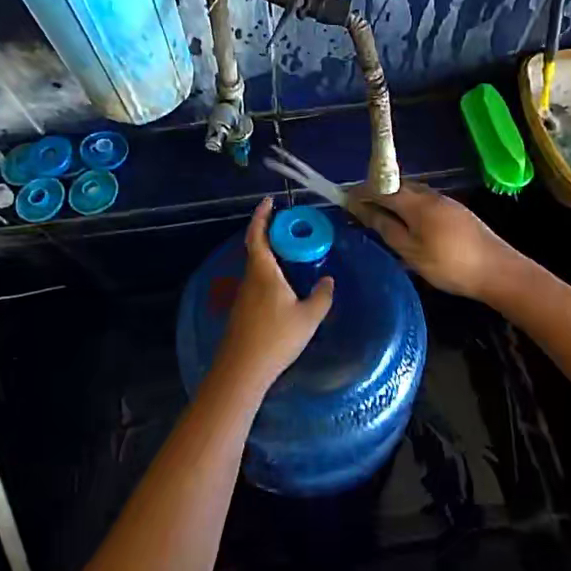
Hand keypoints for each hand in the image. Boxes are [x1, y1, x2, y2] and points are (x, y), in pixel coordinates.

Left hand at [213, 198, 334, 389]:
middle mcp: (250, 276)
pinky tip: (283, 283)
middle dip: (270, 231)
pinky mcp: (243, 308)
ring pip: (257, 264)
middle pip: (256, 246)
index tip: (270, 201)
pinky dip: (269, 270)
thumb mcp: (308, 317)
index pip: (257, 233)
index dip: (262, 215)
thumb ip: (321, 296)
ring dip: (271, 252)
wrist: (243, 368)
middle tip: (289, 225)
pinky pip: (257, 279)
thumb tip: (328, 280)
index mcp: (263, 270)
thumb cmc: (276, 338)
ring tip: (291, 251)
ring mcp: (243, 293)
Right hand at [348, 181, 527, 302]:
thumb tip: (362, 208)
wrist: (499, 272)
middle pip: (397, 186)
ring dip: (393, 198)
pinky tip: (408, 222)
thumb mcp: (411, 251)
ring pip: (412, 192)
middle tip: (359, 208)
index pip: (381, 187)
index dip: (361, 191)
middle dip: (376, 192)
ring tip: (380, 216)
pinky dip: (409, 206)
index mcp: (416, 202)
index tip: (344, 198)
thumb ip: (385, 227)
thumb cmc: (449, 265)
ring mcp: (446, 201)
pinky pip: (424, 201)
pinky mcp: (456, 211)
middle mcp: (430, 195)